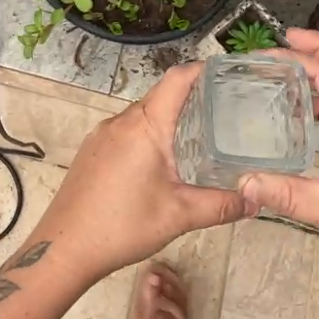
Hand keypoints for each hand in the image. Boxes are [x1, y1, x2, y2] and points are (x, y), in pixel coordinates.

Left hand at [33, 61, 254, 281]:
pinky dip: (148, 133)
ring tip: (200, 133)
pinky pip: (126, 129)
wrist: (63, 249)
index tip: (227, 72)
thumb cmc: (121, 227)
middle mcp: (121, 121)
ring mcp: (102, 135)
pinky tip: (162, 159)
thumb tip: (255, 199)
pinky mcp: (93, 151)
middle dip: (191, 96)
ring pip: (143, 113)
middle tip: (224, 108)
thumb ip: (221, 205)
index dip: (202, 69)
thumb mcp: (179, 216)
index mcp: (145, 125)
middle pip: (161, 94)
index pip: (177, 79)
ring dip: (169, 118)